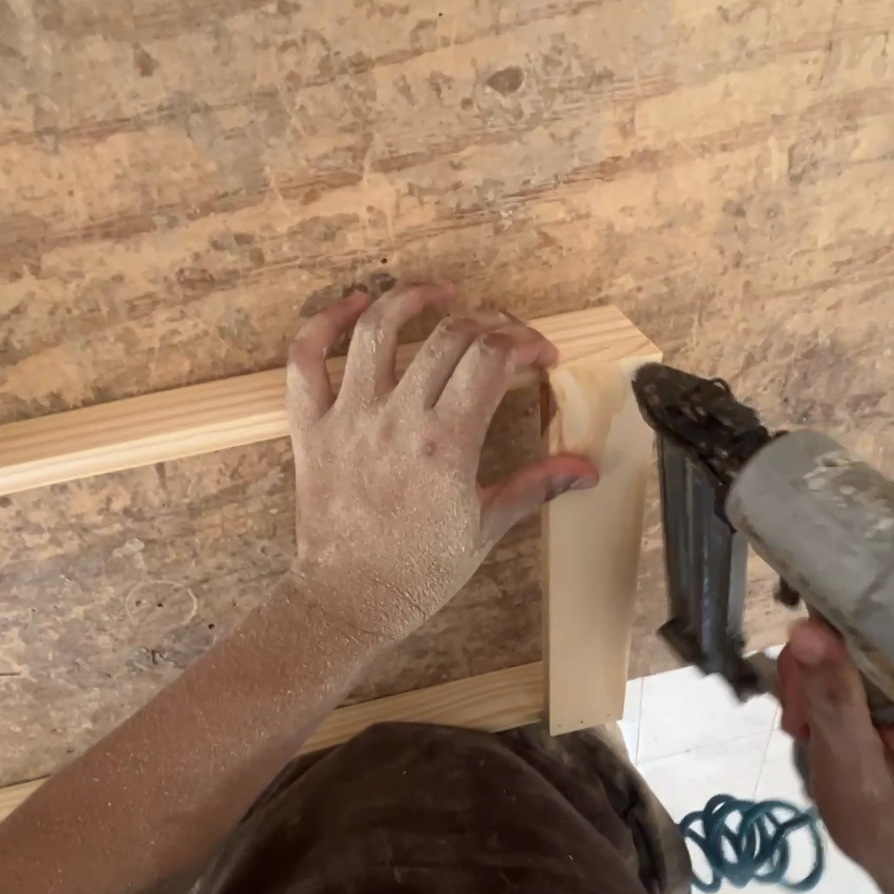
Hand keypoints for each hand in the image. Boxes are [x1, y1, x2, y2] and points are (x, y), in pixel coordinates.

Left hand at [281, 283, 599, 645]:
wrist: (349, 600)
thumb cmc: (417, 573)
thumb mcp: (485, 530)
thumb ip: (535, 487)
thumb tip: (587, 469)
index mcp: (446, 446)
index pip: (492, 360)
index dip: (525, 342)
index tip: (540, 354)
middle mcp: (396, 421)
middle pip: (447, 338)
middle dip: (487, 323)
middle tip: (504, 335)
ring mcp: (349, 418)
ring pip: (377, 330)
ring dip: (412, 298)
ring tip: (441, 292)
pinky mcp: (312, 427)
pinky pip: (306, 359)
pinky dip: (325, 322)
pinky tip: (355, 306)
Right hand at [777, 620, 893, 893]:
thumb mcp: (853, 771)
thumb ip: (832, 701)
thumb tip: (806, 627)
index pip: (892, 622)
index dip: (834, 625)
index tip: (797, 663)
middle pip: (878, 640)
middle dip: (823, 668)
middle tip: (798, 722)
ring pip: (875, 661)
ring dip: (831, 687)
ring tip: (811, 733)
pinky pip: (886, 683)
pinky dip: (850, 699)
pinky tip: (831, 730)